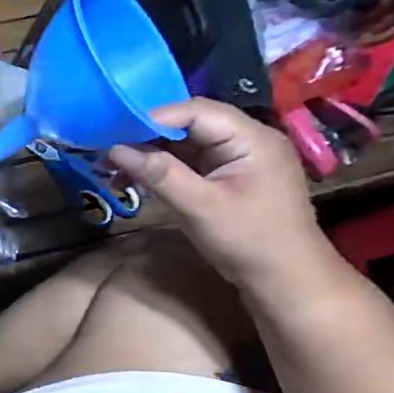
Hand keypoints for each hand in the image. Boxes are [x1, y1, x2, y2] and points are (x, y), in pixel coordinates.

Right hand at [109, 99, 330, 288]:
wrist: (285, 280)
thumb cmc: (249, 241)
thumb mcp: (200, 207)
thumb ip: (160, 174)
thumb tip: (115, 149)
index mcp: (250, 138)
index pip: (196, 112)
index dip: (154, 117)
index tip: (115, 130)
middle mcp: (246, 140)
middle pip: (190, 125)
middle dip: (148, 136)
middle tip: (108, 148)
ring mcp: (237, 160)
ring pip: (187, 145)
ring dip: (151, 154)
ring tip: (114, 167)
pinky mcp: (228, 178)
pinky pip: (191, 164)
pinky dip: (164, 169)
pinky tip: (136, 179)